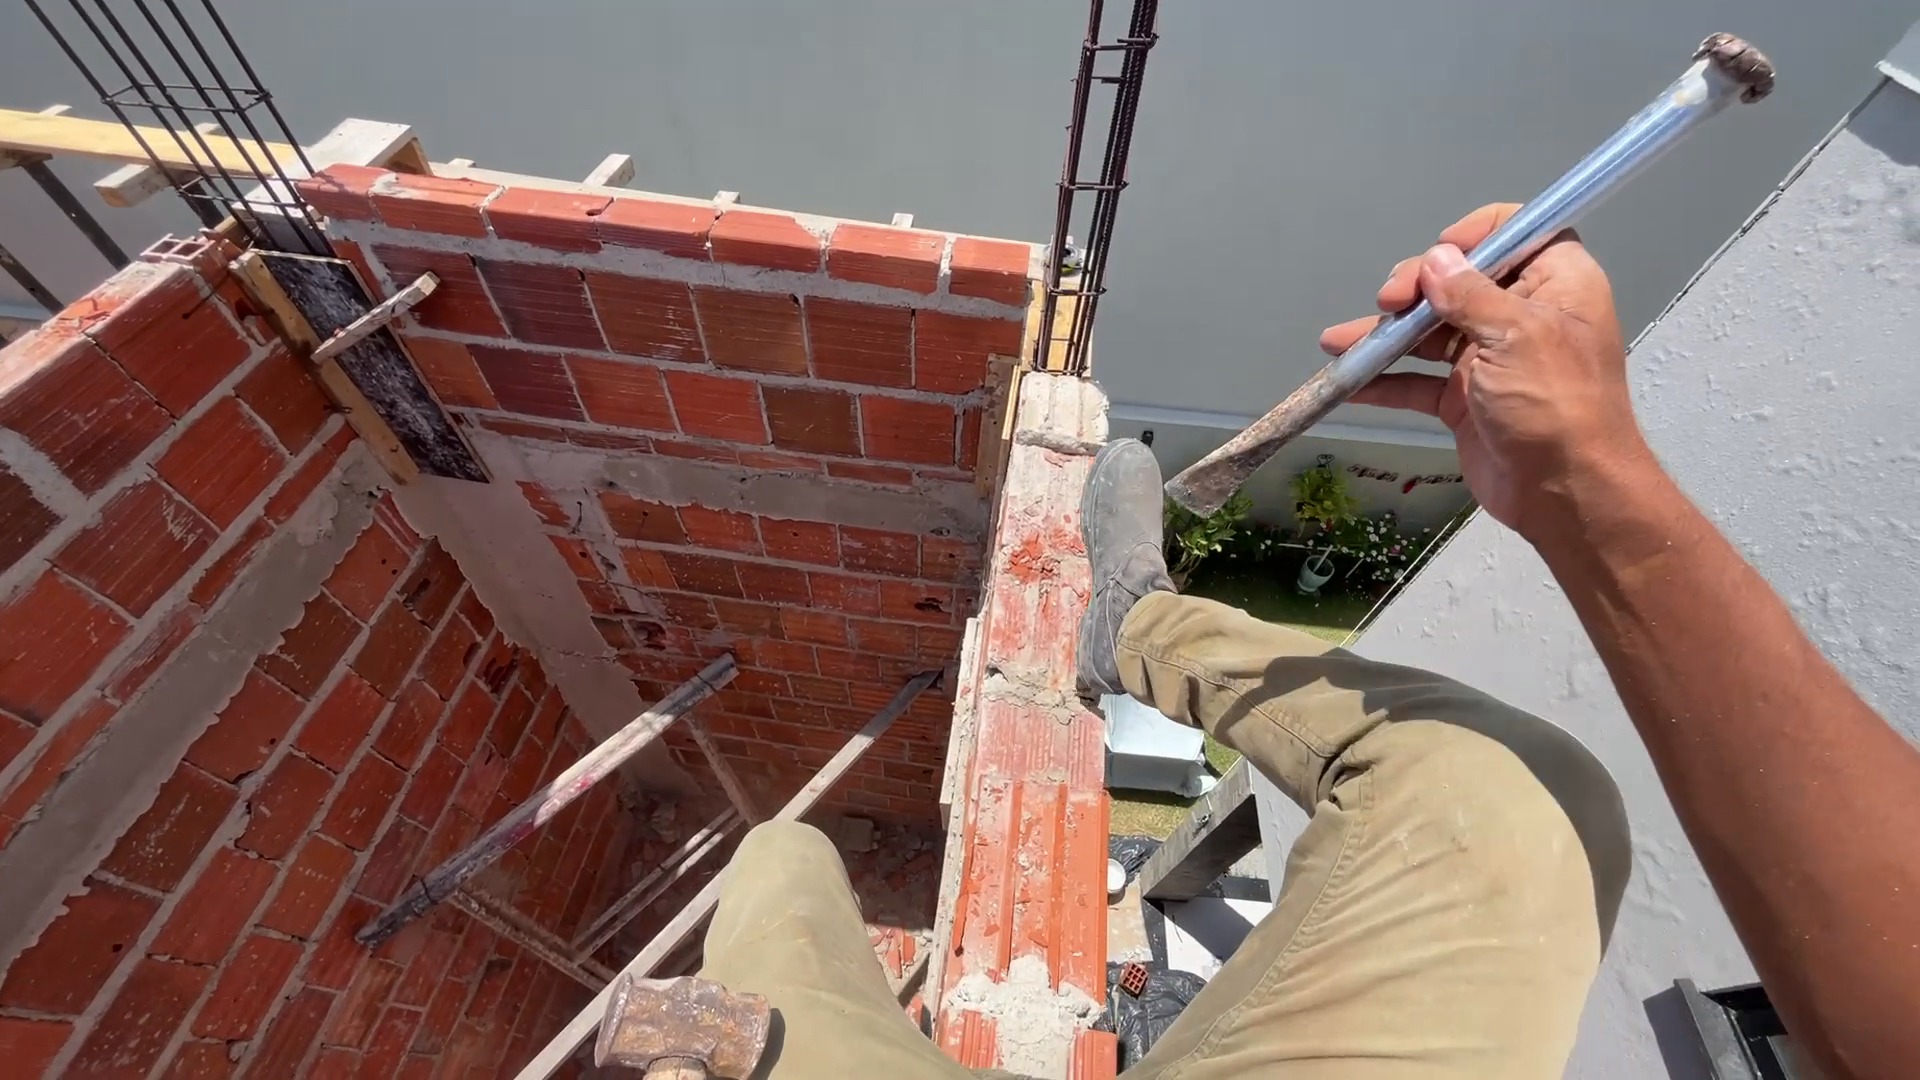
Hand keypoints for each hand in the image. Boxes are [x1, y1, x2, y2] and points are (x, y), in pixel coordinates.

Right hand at [1318, 204, 1646, 539]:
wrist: (1561, 489)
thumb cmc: (1552, 404)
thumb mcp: (1516, 337)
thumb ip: (1471, 295)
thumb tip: (1435, 258)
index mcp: (1552, 286)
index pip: (1516, 235)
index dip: (1474, 236)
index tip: (1435, 258)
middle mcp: (1518, 317)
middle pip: (1456, 285)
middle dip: (1413, 290)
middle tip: (1386, 304)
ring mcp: (1486, 361)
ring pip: (1425, 335)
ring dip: (1381, 337)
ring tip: (1335, 342)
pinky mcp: (1460, 400)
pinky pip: (1413, 382)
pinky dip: (1381, 382)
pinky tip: (1347, 384)